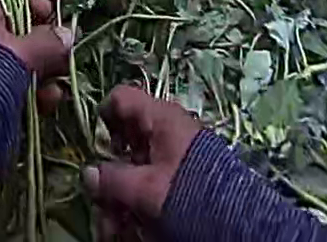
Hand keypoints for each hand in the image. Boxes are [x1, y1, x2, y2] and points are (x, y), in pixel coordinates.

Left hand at [0, 0, 72, 112]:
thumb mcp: (22, 53)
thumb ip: (48, 41)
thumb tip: (69, 33)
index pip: (12, 0)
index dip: (35, 4)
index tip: (55, 19)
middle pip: (26, 35)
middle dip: (49, 45)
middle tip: (68, 54)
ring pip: (29, 65)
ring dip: (49, 72)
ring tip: (62, 83)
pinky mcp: (0, 101)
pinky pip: (26, 90)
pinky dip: (41, 94)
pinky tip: (50, 102)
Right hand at [84, 85, 203, 235]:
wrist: (239, 220)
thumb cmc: (189, 192)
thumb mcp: (147, 188)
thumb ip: (114, 180)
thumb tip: (87, 174)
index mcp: (158, 116)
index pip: (121, 99)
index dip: (102, 118)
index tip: (94, 150)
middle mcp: (164, 128)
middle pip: (124, 140)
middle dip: (109, 176)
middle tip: (102, 207)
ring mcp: (173, 152)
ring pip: (135, 166)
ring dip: (121, 197)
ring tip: (115, 228)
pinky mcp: (181, 175)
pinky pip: (151, 181)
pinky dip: (138, 202)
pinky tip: (133, 228)